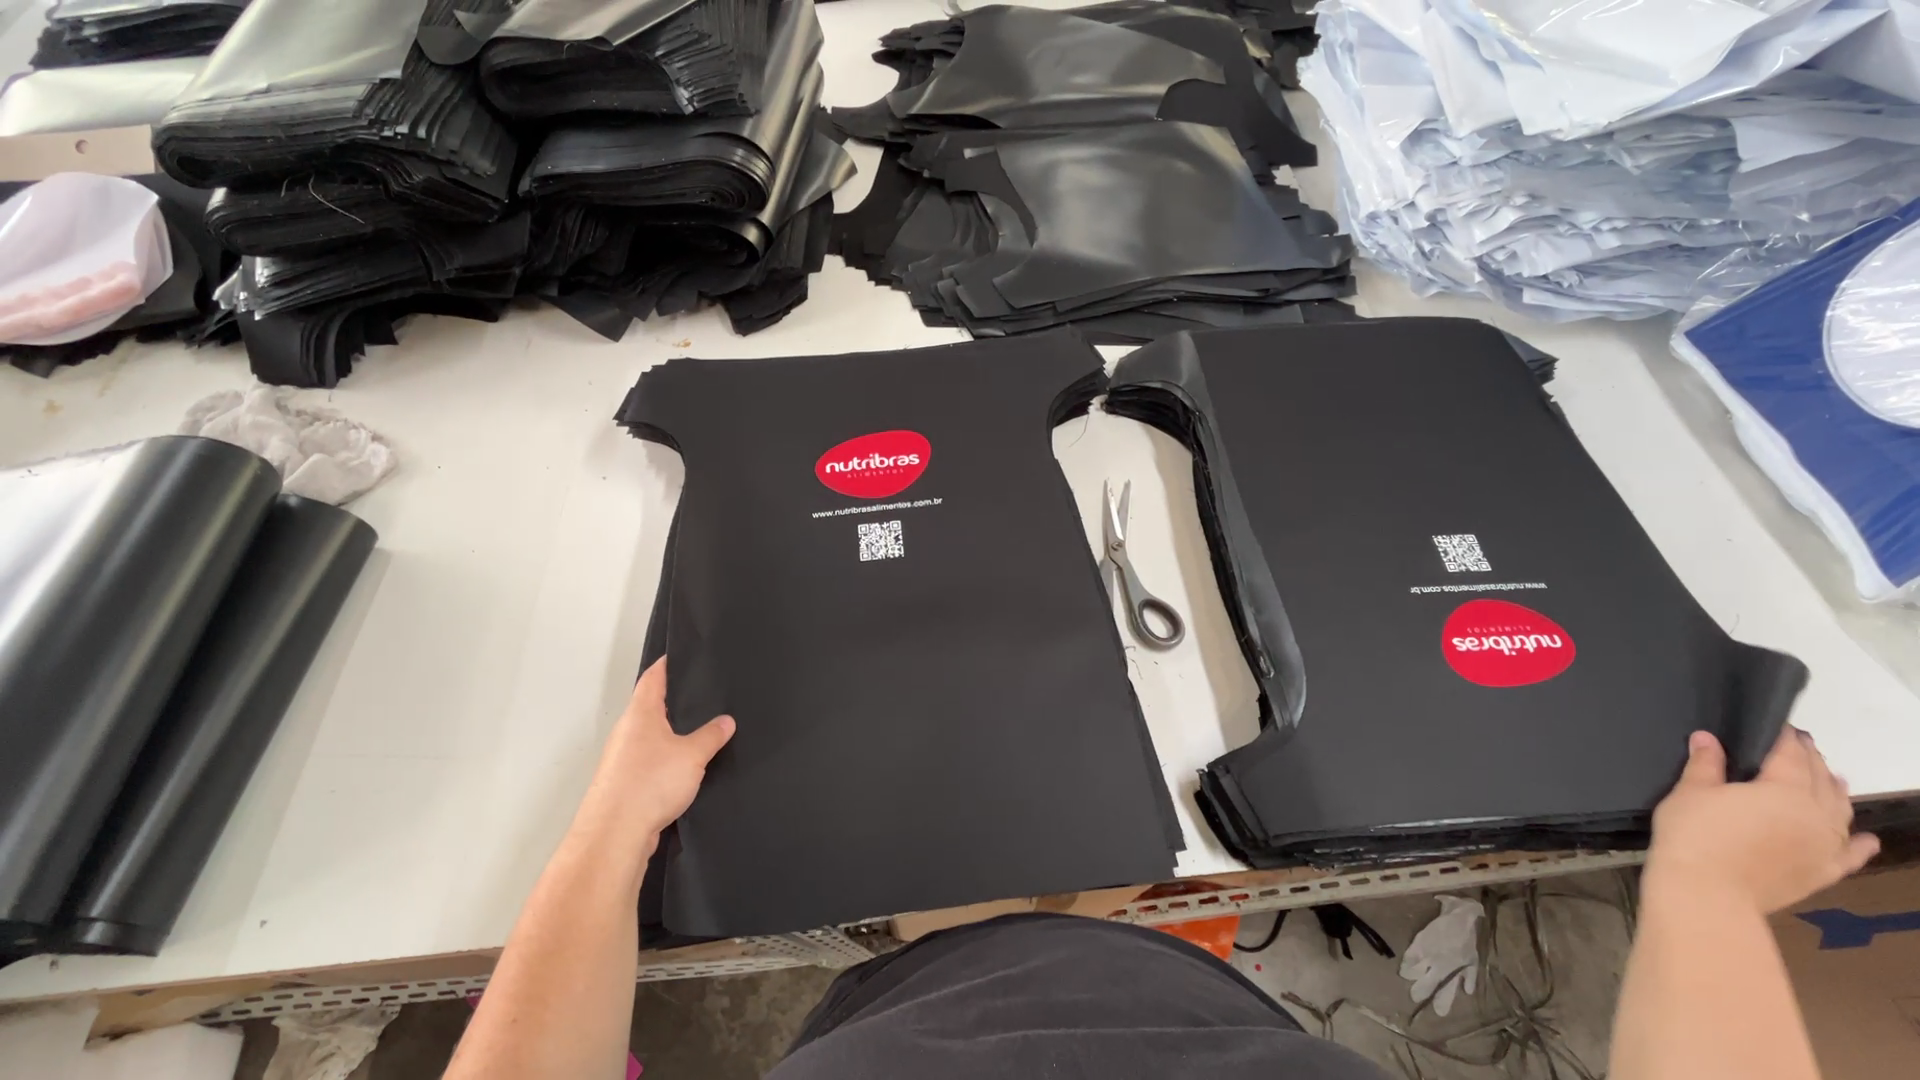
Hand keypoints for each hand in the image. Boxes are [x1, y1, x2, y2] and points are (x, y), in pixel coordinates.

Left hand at [576, 658, 734, 843]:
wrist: (615, 833)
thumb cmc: (651, 782)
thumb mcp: (692, 755)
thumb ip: (712, 735)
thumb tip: (727, 721)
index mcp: (640, 714)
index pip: (653, 678)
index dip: (666, 665)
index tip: (680, 655)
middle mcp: (627, 732)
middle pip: (649, 706)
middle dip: (672, 700)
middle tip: (701, 692)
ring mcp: (622, 759)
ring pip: (649, 736)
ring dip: (669, 733)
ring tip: (699, 729)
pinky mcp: (624, 783)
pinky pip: (649, 761)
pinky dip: (666, 759)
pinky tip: (685, 767)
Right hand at [1647, 728, 1877, 913]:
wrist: (1708, 890)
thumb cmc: (1695, 834)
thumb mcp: (1690, 792)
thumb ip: (1705, 764)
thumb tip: (1707, 738)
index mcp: (1782, 790)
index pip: (1790, 756)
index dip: (1787, 739)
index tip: (1782, 727)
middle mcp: (1815, 814)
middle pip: (1820, 781)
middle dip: (1812, 761)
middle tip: (1803, 747)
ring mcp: (1824, 845)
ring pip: (1840, 813)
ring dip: (1838, 793)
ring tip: (1835, 780)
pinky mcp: (1823, 871)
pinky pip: (1850, 855)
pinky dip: (1860, 845)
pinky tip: (1866, 838)